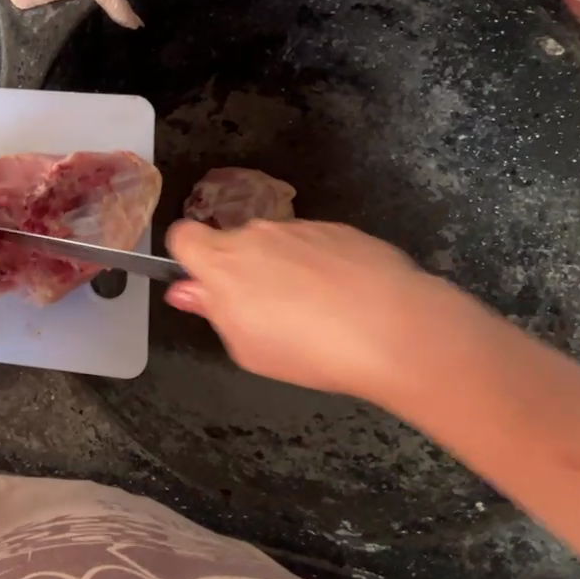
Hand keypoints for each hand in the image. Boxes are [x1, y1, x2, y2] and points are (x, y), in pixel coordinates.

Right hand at [164, 218, 485, 402]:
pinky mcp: (340, 229)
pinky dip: (321, 265)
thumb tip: (187, 291)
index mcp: (222, 262)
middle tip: (266, 310)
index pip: (181, 235)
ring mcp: (299, 228)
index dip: (189, 257)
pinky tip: (345, 299)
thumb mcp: (246, 348)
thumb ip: (212, 312)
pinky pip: (315, 244)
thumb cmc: (310, 350)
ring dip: (283, 267)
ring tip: (316, 310)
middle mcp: (255, 234)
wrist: (398, 331)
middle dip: (242, 269)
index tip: (205, 283)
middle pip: (233, 242)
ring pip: (275, 243)